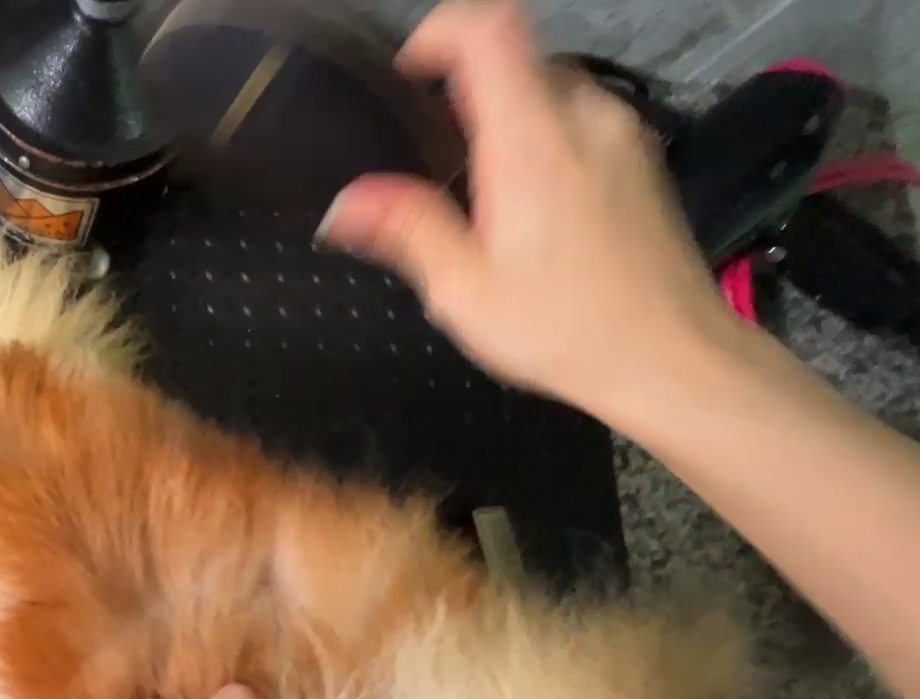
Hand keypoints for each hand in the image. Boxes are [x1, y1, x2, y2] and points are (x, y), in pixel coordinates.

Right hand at [316, 0, 746, 416]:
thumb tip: (344, 203)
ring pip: (544, 92)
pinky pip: (572, 122)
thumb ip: (405, 230)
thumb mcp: (459, 288)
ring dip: (495, 122)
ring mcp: (619, 137)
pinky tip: (515, 210)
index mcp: (531, 146)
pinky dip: (531, 143)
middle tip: (422, 160)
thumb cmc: (561, 326)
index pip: (490, 33)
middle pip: (514, 60)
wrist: (665, 355)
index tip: (405, 71)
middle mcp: (585, 123)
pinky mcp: (634, 160)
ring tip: (466, 196)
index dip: (440, 32)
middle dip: (458, 95)